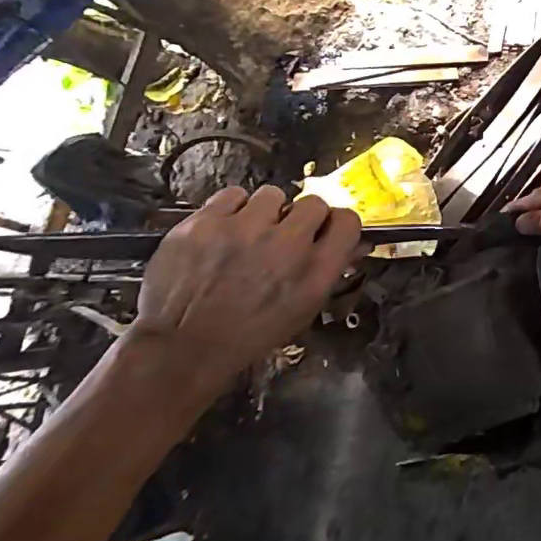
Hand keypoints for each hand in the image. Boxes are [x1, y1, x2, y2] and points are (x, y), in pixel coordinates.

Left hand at [127, 185, 359, 397]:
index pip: (347, 221)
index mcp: (315, 271)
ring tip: (250, 232)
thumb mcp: (304, 309)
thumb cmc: (250, 333)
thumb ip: (331, 270)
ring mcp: (244, 229)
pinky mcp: (205, 222)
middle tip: (285, 233)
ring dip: (266, 211)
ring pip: (272, 194)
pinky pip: (233, 194)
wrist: (183, 346)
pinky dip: (232, 209)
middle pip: (314, 203)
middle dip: (303, 216)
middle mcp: (285, 245)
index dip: (337, 223)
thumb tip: (357, 244)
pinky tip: (225, 229)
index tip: (325, 230)